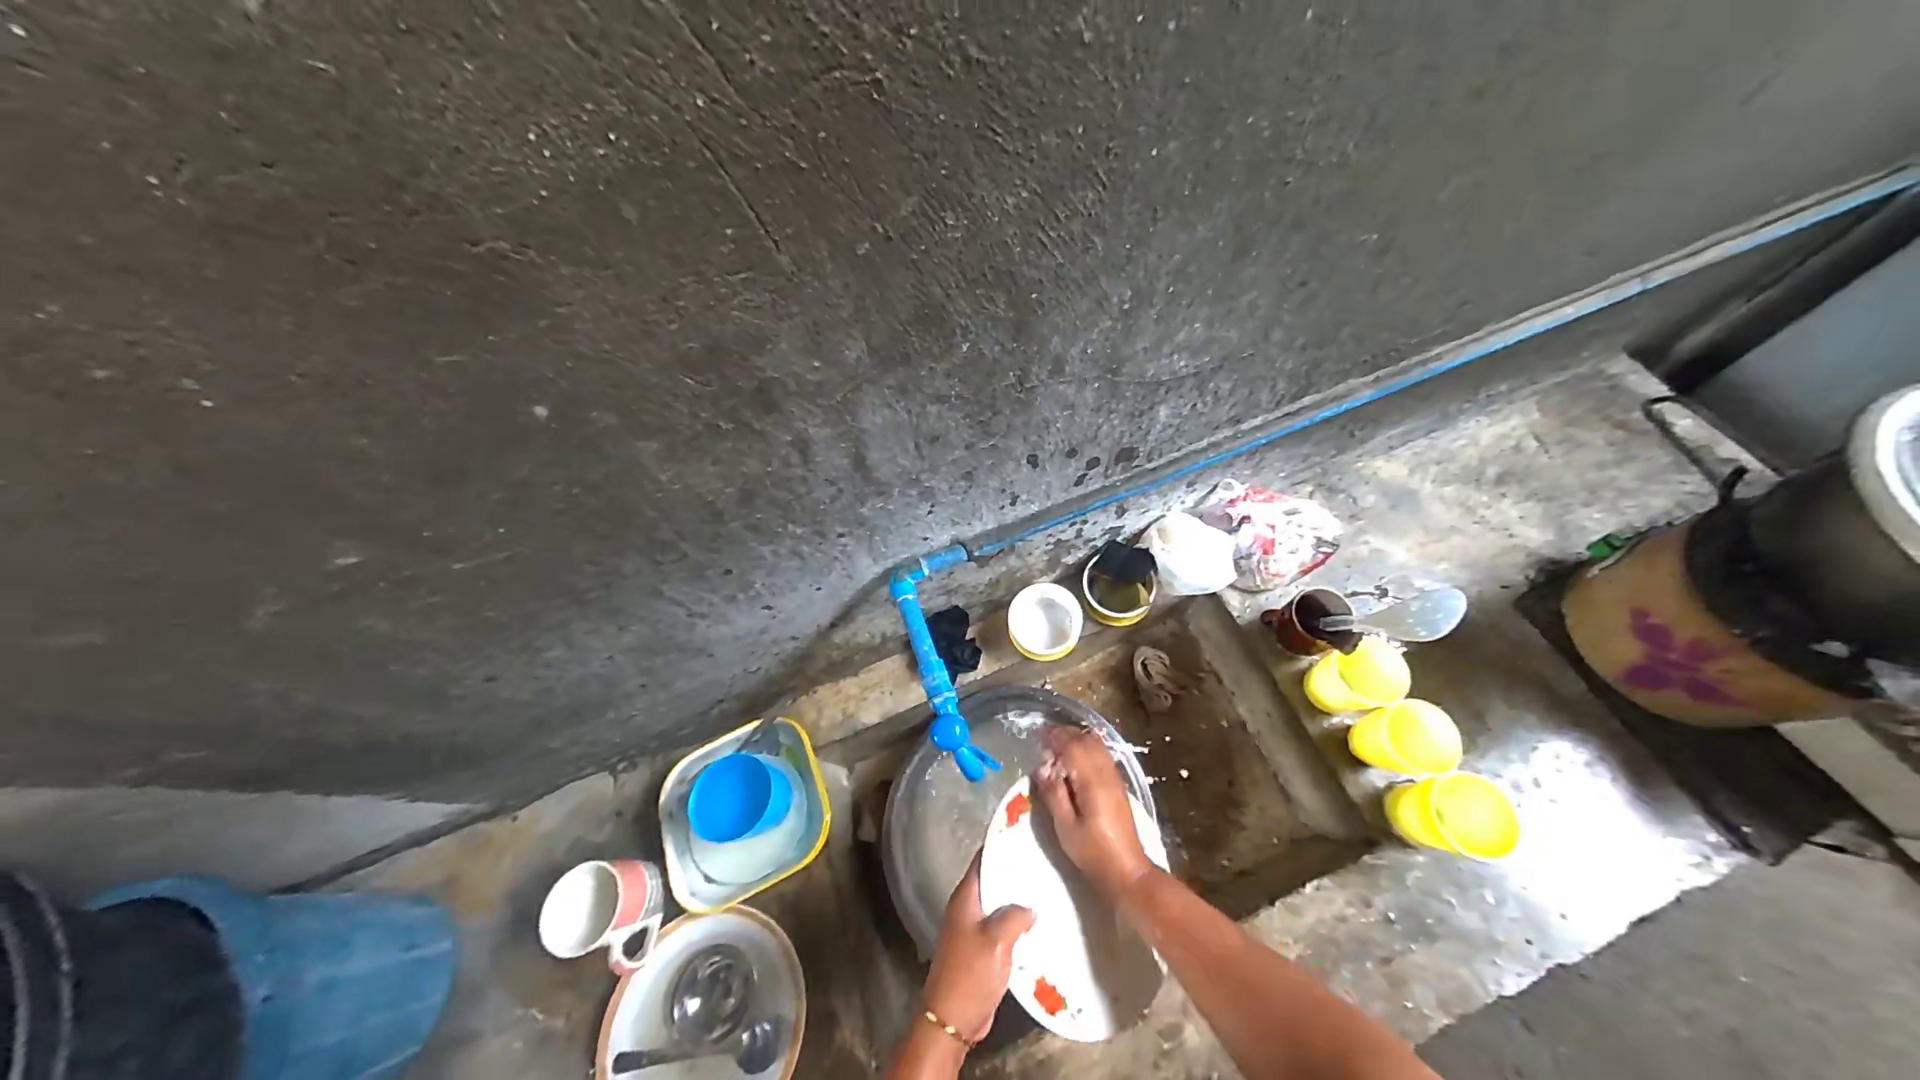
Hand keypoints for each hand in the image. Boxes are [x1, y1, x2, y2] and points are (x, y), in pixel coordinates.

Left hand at [923, 853, 1033, 1042]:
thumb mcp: (995, 941)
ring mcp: (974, 927)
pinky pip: (1003, 924)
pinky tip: (1040, 920)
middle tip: (1045, 857)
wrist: (953, 1019)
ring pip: (1000, 902)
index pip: (983, 858)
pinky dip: (1018, 920)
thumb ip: (1014, 916)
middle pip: (993, 878)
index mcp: (965, 897)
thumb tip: (1031, 907)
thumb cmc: (969, 973)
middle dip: (1015, 869)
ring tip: (1048, 885)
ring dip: (1018, 896)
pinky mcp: (983, 947)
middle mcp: (968, 907)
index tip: (1025, 831)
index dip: (1001, 842)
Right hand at [1035, 725, 1153, 900]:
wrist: (1127, 871)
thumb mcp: (1065, 827)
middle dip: (1065, 734)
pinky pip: (1103, 754)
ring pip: (1097, 745)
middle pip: (1086, 741)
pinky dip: (1087, 747)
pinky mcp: (1119, 785)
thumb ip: (1053, 794)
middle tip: (1044, 737)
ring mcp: (1115, 778)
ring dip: (1077, 739)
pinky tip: (1076, 757)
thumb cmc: (1093, 852)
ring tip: (1057, 744)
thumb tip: (1041, 768)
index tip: (1038, 734)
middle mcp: (1106, 773)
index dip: (1055, 737)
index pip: (1073, 747)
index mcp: (1092, 781)